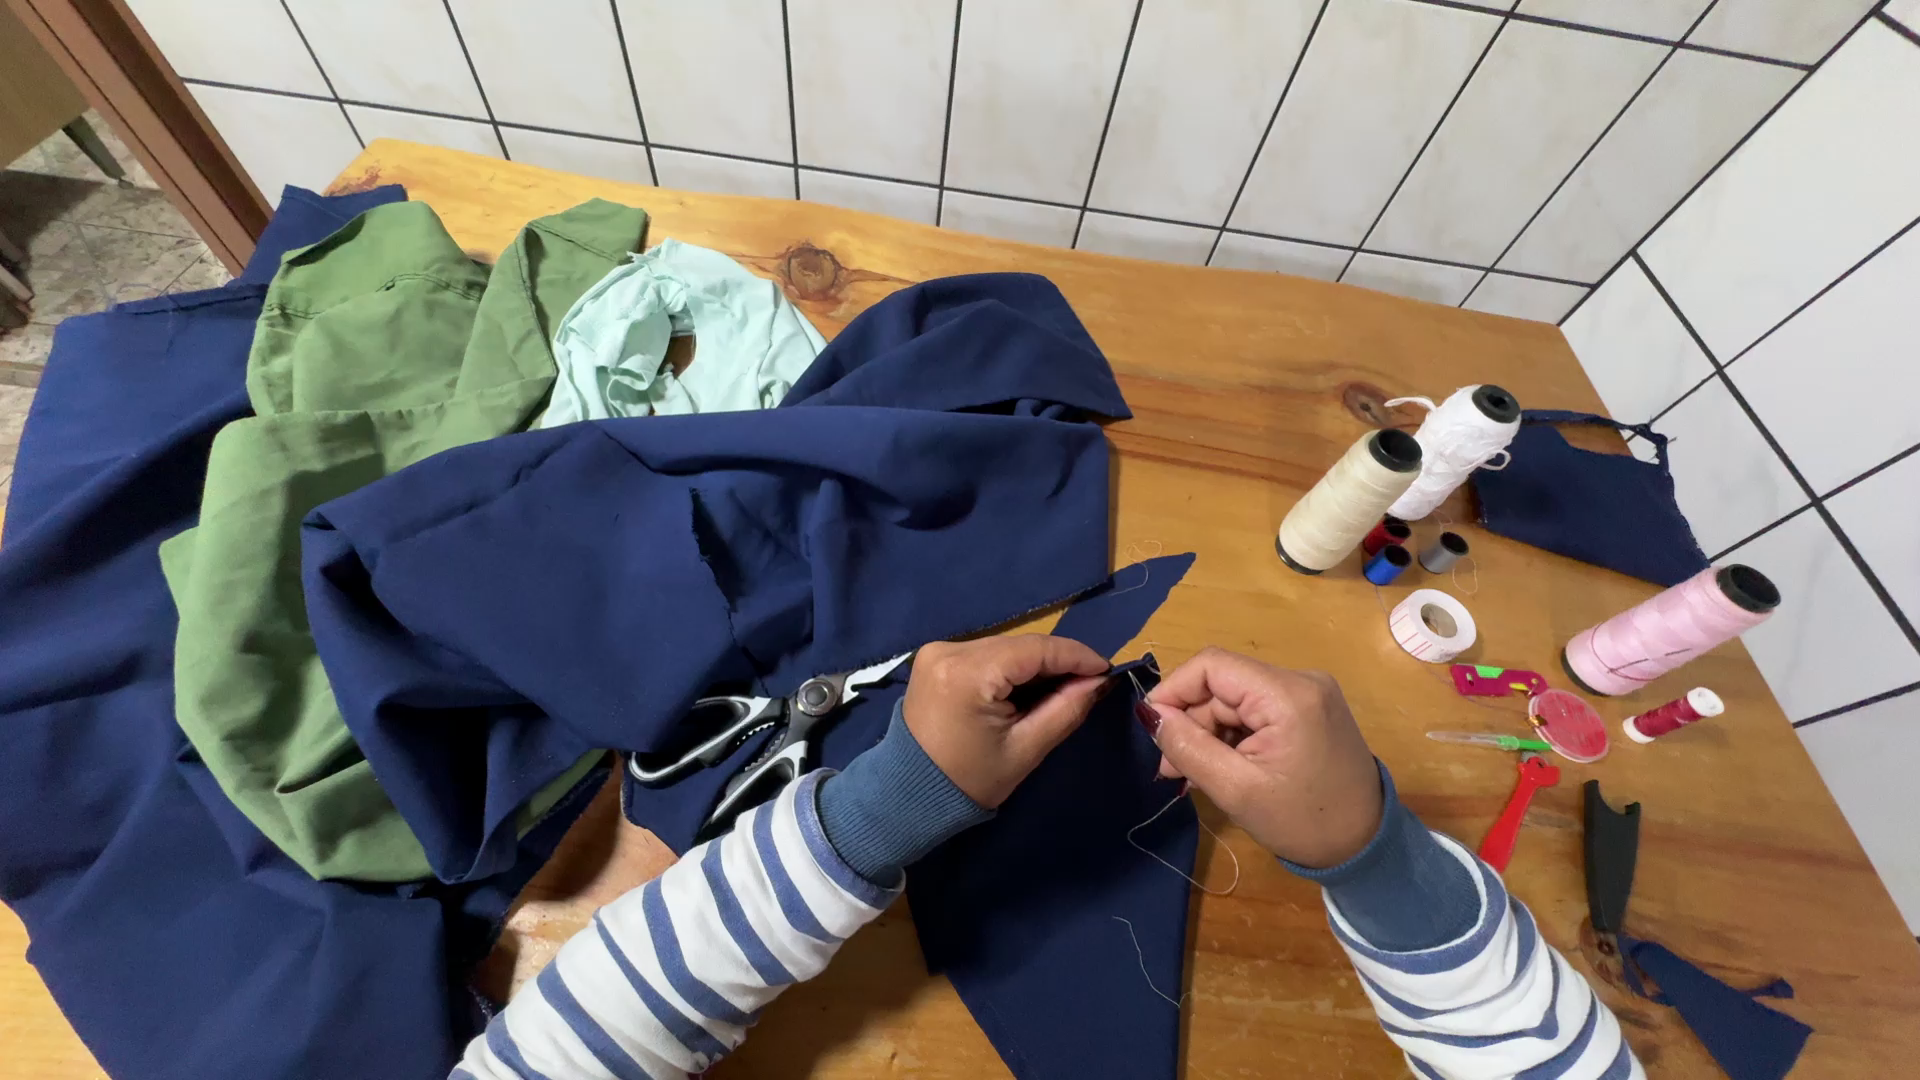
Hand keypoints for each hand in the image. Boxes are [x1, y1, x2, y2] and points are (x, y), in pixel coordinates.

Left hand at [903, 635, 1108, 807]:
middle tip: (1089, 684)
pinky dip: (1010, 668)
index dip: (1075, 656)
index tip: (1107, 668)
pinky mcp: (935, 657)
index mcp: (968, 672)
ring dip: (1034, 665)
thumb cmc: (970, 780)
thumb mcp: (1026, 749)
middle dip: (1056, 662)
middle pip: (1019, 646)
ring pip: (1004, 648)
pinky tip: (1027, 687)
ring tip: (1061, 688)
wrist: (907, 793)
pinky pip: (985, 654)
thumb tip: (1098, 680)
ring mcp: (938, 650)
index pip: (1035, 649)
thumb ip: (1065, 708)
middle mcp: (950, 649)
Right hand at [1145, 648, 1381, 867]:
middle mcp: (1300, 680)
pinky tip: (1219, 765)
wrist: (1368, 850)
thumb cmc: (1304, 822)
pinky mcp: (1308, 709)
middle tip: (1170, 766)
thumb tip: (1149, 715)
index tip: (1153, 727)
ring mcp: (1306, 693)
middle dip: (1190, 721)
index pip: (1212, 666)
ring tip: (1190, 773)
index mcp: (1288, 694)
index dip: (1174, 689)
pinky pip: (1253, 710)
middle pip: (1222, 685)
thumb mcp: (1236, 789)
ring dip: (1207, 731)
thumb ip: (1188, 746)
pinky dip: (1230, 735)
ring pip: (1233, 699)